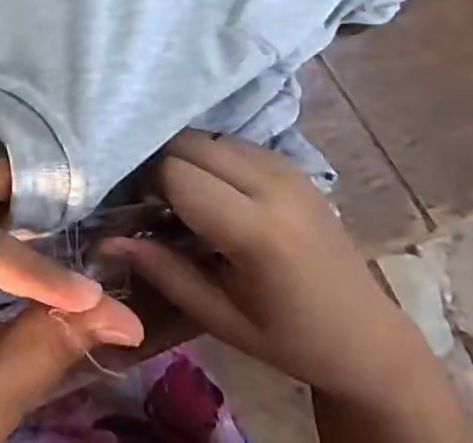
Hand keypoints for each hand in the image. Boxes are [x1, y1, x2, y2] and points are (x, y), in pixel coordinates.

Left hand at [0, 161, 144, 442]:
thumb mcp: (3, 388)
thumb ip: (59, 340)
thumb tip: (127, 317)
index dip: (40, 268)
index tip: (92, 292)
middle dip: (28, 195)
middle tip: (79, 216)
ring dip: (18, 193)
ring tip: (64, 219)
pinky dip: (6, 202)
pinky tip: (38, 224)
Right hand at [101, 131, 472, 442]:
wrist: (367, 334)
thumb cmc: (289, 338)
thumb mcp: (220, 318)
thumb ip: (163, 270)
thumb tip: (105, 237)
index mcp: (258, 231)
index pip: (176, 174)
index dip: (144, 184)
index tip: (136, 209)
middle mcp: (273, 185)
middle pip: (188, 143)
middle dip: (158, 163)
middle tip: (150, 200)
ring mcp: (286, 167)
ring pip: (206, 135)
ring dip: (181, 156)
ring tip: (177, 195)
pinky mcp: (290, 161)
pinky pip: (229, 141)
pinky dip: (206, 155)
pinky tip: (208, 189)